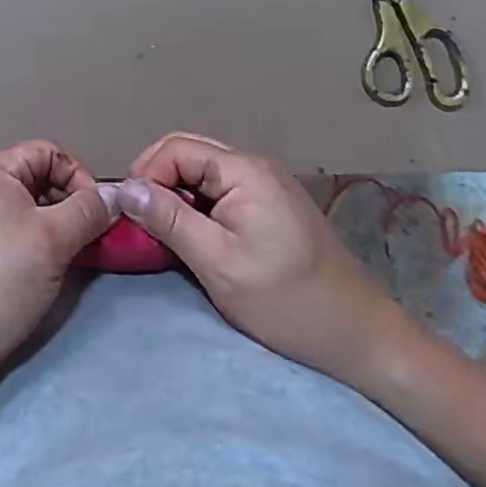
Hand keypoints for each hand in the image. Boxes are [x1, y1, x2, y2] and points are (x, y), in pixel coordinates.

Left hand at [0, 141, 115, 371]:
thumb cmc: (0, 278)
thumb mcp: (54, 239)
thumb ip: (90, 211)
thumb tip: (116, 195)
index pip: (48, 152)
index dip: (79, 176)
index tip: (99, 213)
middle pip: (39, 177)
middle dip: (71, 203)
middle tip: (93, 235)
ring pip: (30, 206)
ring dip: (58, 224)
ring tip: (76, 252)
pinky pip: (15, 227)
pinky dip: (39, 240)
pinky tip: (53, 265)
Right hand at [114, 132, 415, 386]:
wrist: (361, 338)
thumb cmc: (287, 302)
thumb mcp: (218, 263)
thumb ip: (169, 220)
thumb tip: (124, 189)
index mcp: (244, 170)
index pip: (174, 148)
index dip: (144, 175)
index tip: (129, 215)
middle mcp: (254, 166)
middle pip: (187, 154)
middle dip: (155, 182)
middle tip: (139, 223)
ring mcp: (265, 183)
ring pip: (200, 172)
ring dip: (174, 195)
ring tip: (161, 232)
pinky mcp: (269, 204)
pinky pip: (218, 190)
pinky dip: (195, 206)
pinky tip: (191, 235)